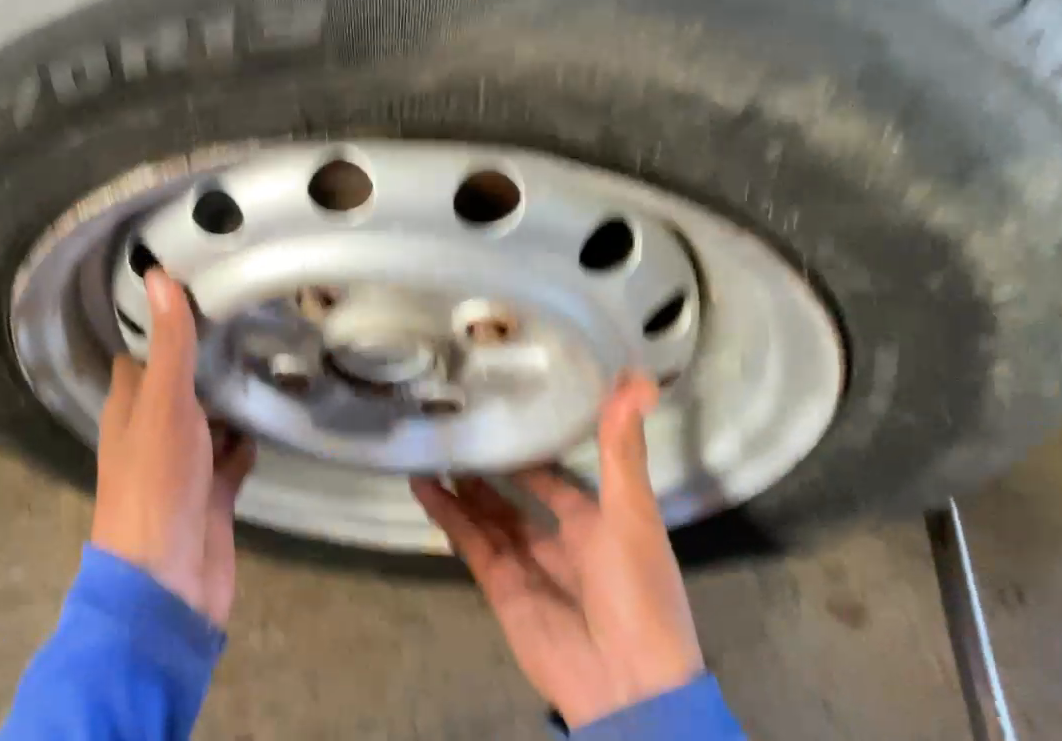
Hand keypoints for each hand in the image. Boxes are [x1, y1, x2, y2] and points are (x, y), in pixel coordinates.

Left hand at [91, 269, 256, 627]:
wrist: (169, 582)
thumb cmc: (157, 483)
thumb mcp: (164, 404)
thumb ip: (169, 344)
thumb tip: (156, 274)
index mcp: (130, 407)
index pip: (142, 354)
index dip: (162, 325)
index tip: (198, 288)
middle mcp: (153, 431)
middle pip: (181, 385)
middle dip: (209, 360)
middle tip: (252, 318)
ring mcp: (184, 465)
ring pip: (210, 420)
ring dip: (233, 399)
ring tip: (271, 356)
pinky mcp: (213, 493)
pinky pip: (233, 457)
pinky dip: (248, 440)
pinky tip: (273, 416)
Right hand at [412, 374, 702, 727]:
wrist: (626, 682)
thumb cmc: (639, 591)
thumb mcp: (633, 513)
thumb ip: (621, 449)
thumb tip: (637, 379)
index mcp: (599, 524)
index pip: (557, 480)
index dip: (534, 451)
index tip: (505, 413)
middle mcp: (560, 541)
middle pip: (514, 498)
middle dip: (489, 468)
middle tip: (456, 427)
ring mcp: (526, 563)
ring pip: (485, 515)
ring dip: (460, 486)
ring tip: (431, 448)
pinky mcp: (499, 584)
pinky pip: (468, 541)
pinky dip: (445, 514)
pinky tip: (422, 485)